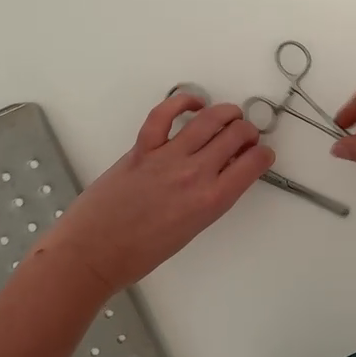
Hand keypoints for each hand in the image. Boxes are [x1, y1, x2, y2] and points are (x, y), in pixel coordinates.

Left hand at [50, 93, 273, 293]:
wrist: (92, 254)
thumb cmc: (141, 252)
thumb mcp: (193, 227)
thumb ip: (211, 197)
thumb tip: (223, 174)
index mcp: (212, 200)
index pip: (254, 163)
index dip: (263, 154)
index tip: (260, 154)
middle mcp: (194, 174)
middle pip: (236, 134)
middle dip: (248, 131)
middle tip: (244, 135)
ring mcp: (167, 158)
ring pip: (209, 119)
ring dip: (226, 112)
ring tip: (229, 115)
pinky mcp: (141, 149)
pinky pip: (164, 114)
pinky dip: (182, 102)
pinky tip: (192, 104)